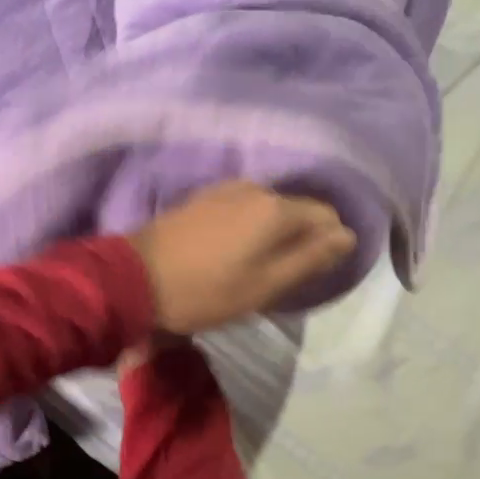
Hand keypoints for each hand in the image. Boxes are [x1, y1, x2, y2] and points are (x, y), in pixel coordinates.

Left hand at [128, 182, 355, 335]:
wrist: (131, 280)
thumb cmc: (202, 291)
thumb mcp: (263, 286)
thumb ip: (309, 259)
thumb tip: (348, 236)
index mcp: (276, 207)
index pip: (327, 215)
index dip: (330, 244)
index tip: (312, 274)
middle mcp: (254, 187)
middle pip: (297, 210)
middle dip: (300, 239)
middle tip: (284, 277)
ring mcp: (222, 190)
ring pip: (267, 210)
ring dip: (271, 235)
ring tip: (257, 269)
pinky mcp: (199, 201)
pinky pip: (241, 211)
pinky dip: (247, 229)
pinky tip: (232, 255)